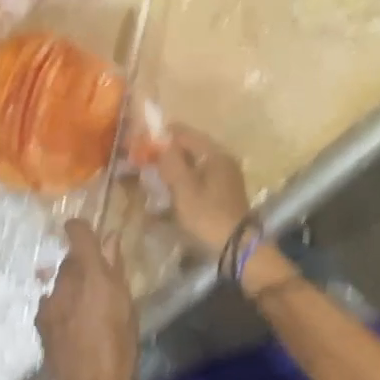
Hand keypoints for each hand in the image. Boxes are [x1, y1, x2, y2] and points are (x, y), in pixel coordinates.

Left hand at [37, 219, 136, 379]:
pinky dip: (61, 307)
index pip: (78, 232)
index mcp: (92, 272)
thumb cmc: (119, 344)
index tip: (86, 232)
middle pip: (70, 261)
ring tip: (87, 311)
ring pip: (60, 283)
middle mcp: (66, 281)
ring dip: (71, 289)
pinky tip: (73, 326)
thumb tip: (111, 238)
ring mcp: (49, 301)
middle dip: (82, 266)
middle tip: (99, 285)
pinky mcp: (40, 321)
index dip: (80, 228)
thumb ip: (116, 268)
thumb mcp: (127, 304)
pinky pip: (52, 303)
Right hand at [153, 125, 251, 256]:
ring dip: (178, 166)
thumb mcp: (184, 188)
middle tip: (148, 161)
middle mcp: (223, 158)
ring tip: (158, 175)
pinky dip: (187, 178)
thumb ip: (172, 162)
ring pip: (196, 162)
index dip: (163, 136)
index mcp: (215, 153)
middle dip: (170, 152)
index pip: (185, 133)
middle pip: (191, 146)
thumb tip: (162, 143)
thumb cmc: (207, 215)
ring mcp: (226, 174)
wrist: (236, 246)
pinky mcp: (225, 190)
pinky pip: (202, 175)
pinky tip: (175, 188)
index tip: (143, 143)